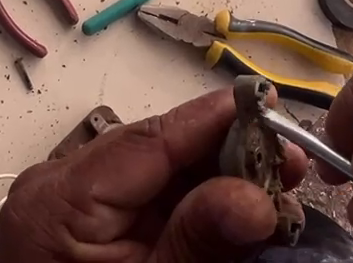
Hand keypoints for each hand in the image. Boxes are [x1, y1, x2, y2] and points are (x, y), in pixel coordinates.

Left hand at [0, 87, 308, 262]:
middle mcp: (63, 183)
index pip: (153, 138)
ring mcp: (75, 201)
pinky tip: (242, 210)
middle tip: (290, 163)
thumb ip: (197, 245)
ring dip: (223, 177)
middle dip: (230, 152)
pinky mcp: (90, 221)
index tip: (270, 108)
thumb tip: (257, 199)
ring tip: (277, 189)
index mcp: (62, 198)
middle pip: (163, 148)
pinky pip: (153, 196)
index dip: (217, 118)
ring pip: (164, 169)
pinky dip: (199, 202)